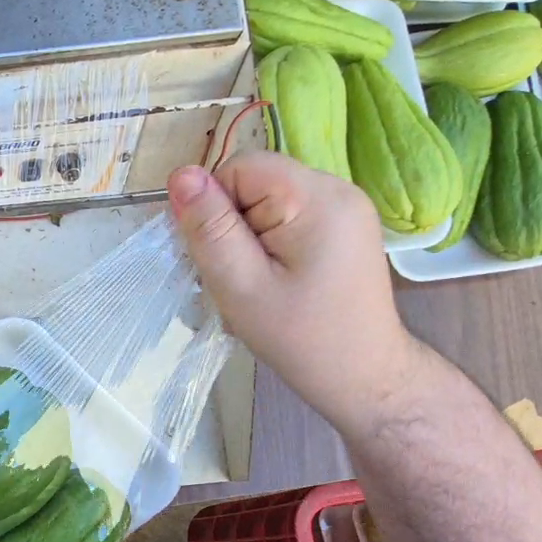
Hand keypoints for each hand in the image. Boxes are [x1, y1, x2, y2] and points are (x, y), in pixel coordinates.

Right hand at [168, 153, 423, 435]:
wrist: (360, 373)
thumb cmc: (297, 336)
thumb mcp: (240, 284)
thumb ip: (210, 227)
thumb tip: (181, 174)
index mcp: (316, 197)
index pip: (240, 167)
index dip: (215, 207)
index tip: (221, 256)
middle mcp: (338, 187)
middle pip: (255, 180)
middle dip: (231, 222)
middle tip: (237, 275)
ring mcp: (346, 205)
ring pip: (267, 198)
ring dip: (247, 234)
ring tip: (257, 279)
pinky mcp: (344, 224)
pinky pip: (287, 213)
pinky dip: (268, 240)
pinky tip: (275, 276)